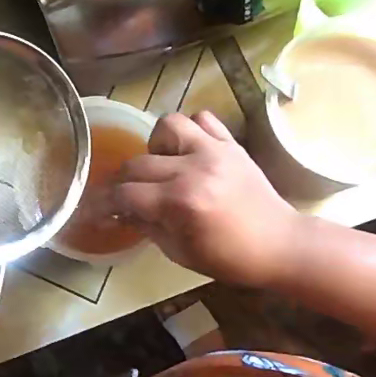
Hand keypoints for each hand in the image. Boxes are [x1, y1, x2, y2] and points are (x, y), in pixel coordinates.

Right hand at [113, 111, 305, 287]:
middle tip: (127, 196)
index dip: (104, 204)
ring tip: (164, 166)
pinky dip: (191, 131)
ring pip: (167, 126)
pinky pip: (202, 119)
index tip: (96, 210)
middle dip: (124, 182)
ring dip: (156, 146)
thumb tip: (121, 210)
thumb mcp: (180, 252)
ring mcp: (214, 151)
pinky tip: (190, 152)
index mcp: (180, 203)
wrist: (279, 244)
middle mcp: (193, 170)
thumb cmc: (229, 257)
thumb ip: (147, 225)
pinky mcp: (231, 144)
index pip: (125, 195)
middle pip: (139, 164)